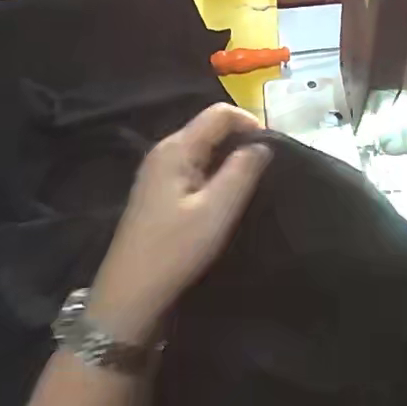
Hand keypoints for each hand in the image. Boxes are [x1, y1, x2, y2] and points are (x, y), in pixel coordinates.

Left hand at [88, 105, 272, 343]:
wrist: (131, 292)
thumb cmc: (176, 248)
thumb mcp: (217, 209)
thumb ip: (243, 170)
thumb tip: (263, 145)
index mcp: (176, 148)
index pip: (220, 113)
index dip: (251, 123)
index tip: (275, 151)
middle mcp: (165, 151)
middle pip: (210, 128)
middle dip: (242, 140)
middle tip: (269, 170)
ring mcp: (159, 171)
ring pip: (204, 148)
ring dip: (231, 158)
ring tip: (253, 183)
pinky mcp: (159, 190)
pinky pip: (195, 167)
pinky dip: (216, 173)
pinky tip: (227, 197)